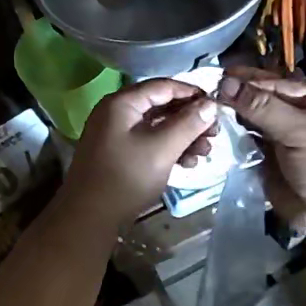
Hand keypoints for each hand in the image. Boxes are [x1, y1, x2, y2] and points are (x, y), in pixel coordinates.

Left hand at [63, 79, 218, 228]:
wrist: (88, 219)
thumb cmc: (126, 177)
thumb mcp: (162, 148)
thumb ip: (188, 123)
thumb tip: (211, 104)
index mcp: (122, 103)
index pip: (164, 86)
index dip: (192, 93)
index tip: (217, 106)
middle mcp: (117, 113)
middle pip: (162, 106)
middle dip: (191, 119)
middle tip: (214, 133)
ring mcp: (116, 135)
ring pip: (158, 127)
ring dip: (184, 137)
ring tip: (205, 153)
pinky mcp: (119, 154)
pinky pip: (150, 142)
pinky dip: (170, 149)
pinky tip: (188, 164)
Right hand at [215, 68, 305, 238]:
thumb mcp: (299, 130)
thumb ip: (262, 107)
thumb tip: (225, 83)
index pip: (273, 83)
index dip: (246, 80)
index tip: (216, 77)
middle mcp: (295, 117)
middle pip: (260, 101)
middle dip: (235, 97)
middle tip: (204, 94)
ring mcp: (280, 141)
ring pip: (250, 123)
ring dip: (231, 117)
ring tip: (204, 112)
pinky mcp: (267, 163)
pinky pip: (246, 146)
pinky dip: (232, 139)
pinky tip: (212, 133)